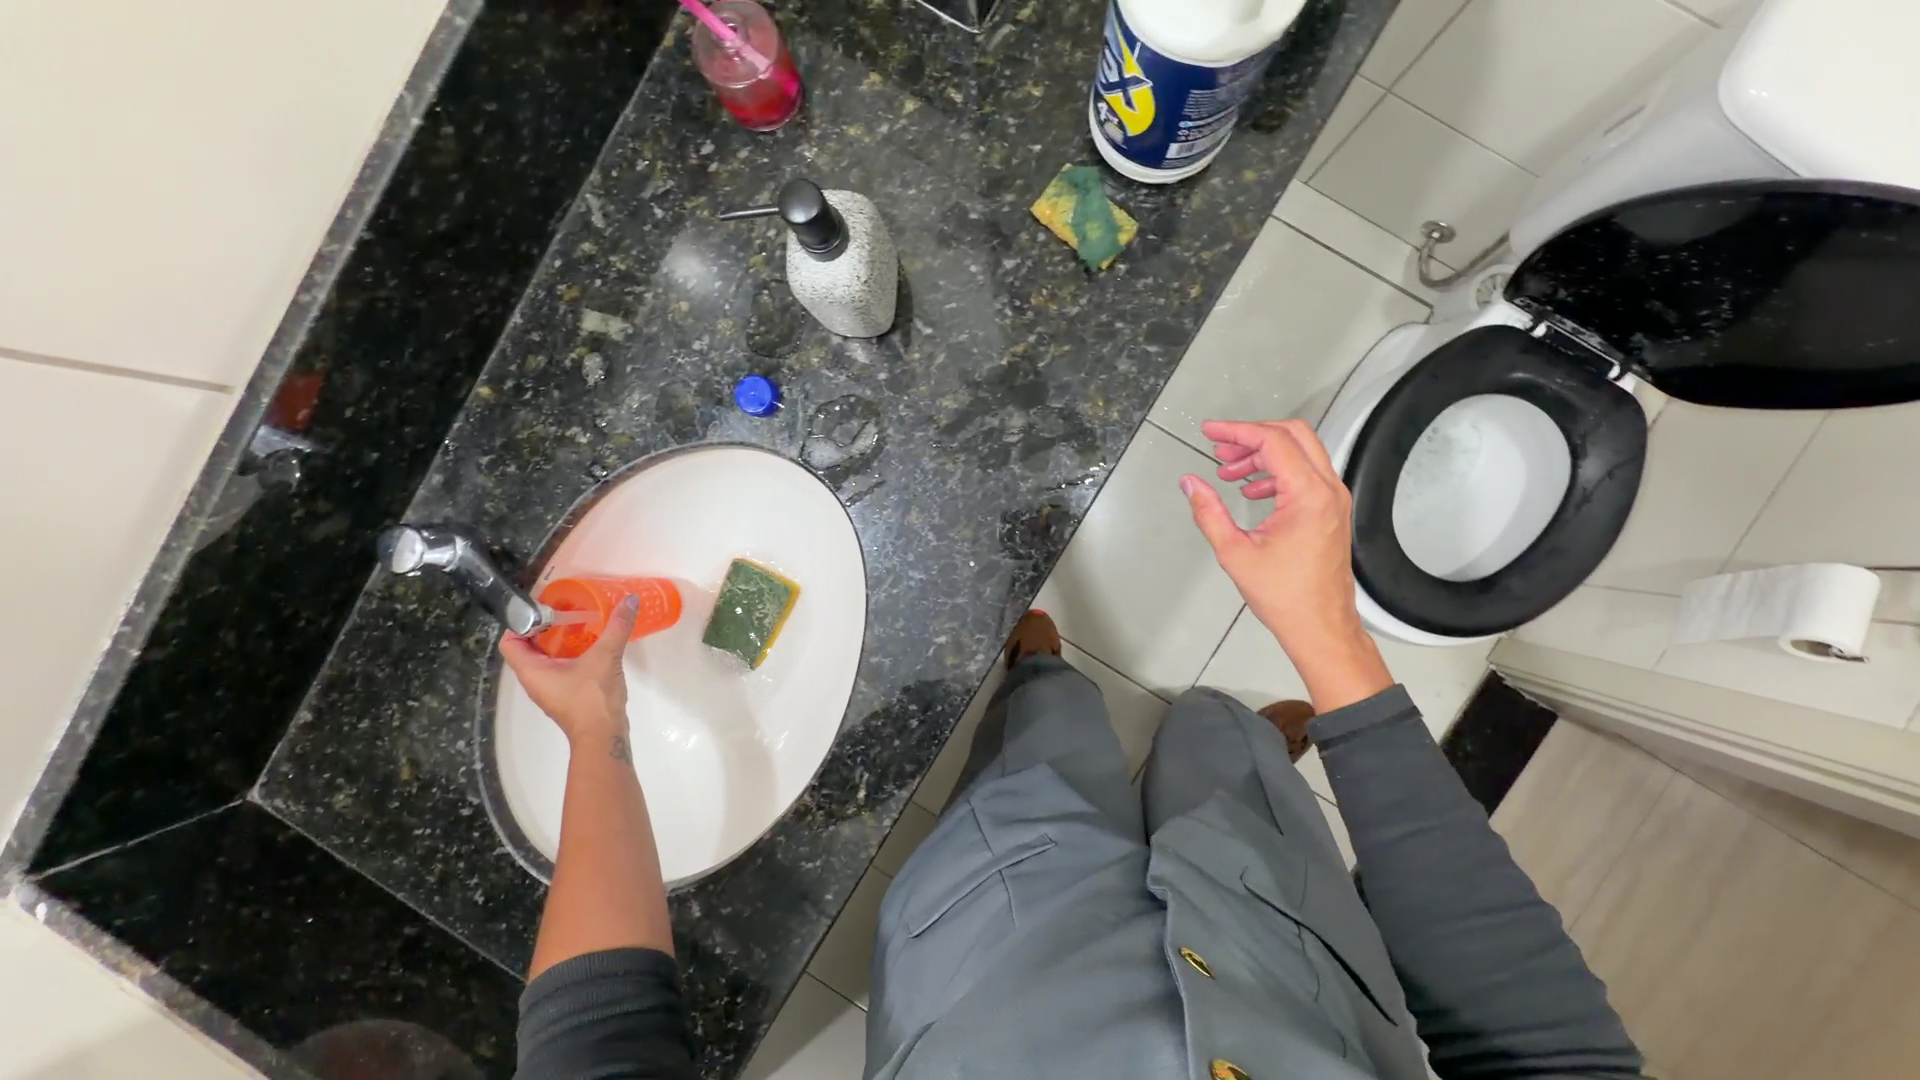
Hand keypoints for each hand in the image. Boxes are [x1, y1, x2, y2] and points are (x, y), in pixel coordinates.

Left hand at [500, 594, 637, 744]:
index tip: (545, 609)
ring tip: (581, 624)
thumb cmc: (592, 698)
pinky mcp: (566, 695)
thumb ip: (616, 627)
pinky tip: (593, 645)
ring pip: (546, 658)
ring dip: (559, 641)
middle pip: (528, 647)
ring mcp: (550, 689)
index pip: (509, 641)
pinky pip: (561, 668)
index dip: (521, 622)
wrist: (603, 736)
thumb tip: (630, 600)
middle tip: (566, 612)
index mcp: (532, 670)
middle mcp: (535, 680)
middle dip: (545, 628)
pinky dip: (571, 654)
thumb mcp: (605, 657)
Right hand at [1181, 419, 1390, 710]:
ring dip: (1263, 455)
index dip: (1236, 431)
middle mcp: (1328, 489)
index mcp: (1308, 495)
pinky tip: (1251, 491)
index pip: (1272, 441)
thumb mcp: (1234, 552)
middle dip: (1251, 436)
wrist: (1321, 626)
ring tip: (1228, 471)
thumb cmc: (1284, 596)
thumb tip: (1190, 483)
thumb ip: (1209, 511)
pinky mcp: (1332, 510)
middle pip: (1292, 435)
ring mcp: (1334, 499)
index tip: (1209, 432)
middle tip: (1219, 447)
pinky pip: (1306, 474)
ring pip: (1300, 453)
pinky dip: (1277, 472)